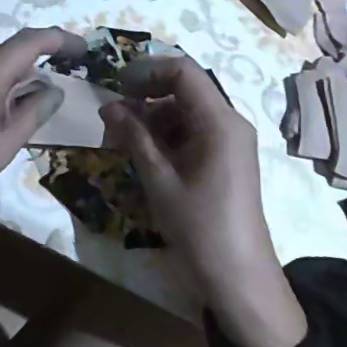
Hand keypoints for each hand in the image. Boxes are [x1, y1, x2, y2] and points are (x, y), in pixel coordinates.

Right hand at [102, 57, 305, 346]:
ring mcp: (230, 139)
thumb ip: (133, 135)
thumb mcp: (158, 178)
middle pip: (184, 88)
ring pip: (185, 109)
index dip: (147, 71)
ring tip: (122, 138)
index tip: (116, 86)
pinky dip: (166, 133)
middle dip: (146, 96)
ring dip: (152, 116)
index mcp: (219, 121)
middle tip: (113, 117)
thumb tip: (108, 106)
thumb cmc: (198, 224)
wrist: (238, 274)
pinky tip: (143, 152)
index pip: (182, 71)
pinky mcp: (226, 155)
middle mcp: (230, 121)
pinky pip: (193, 129)